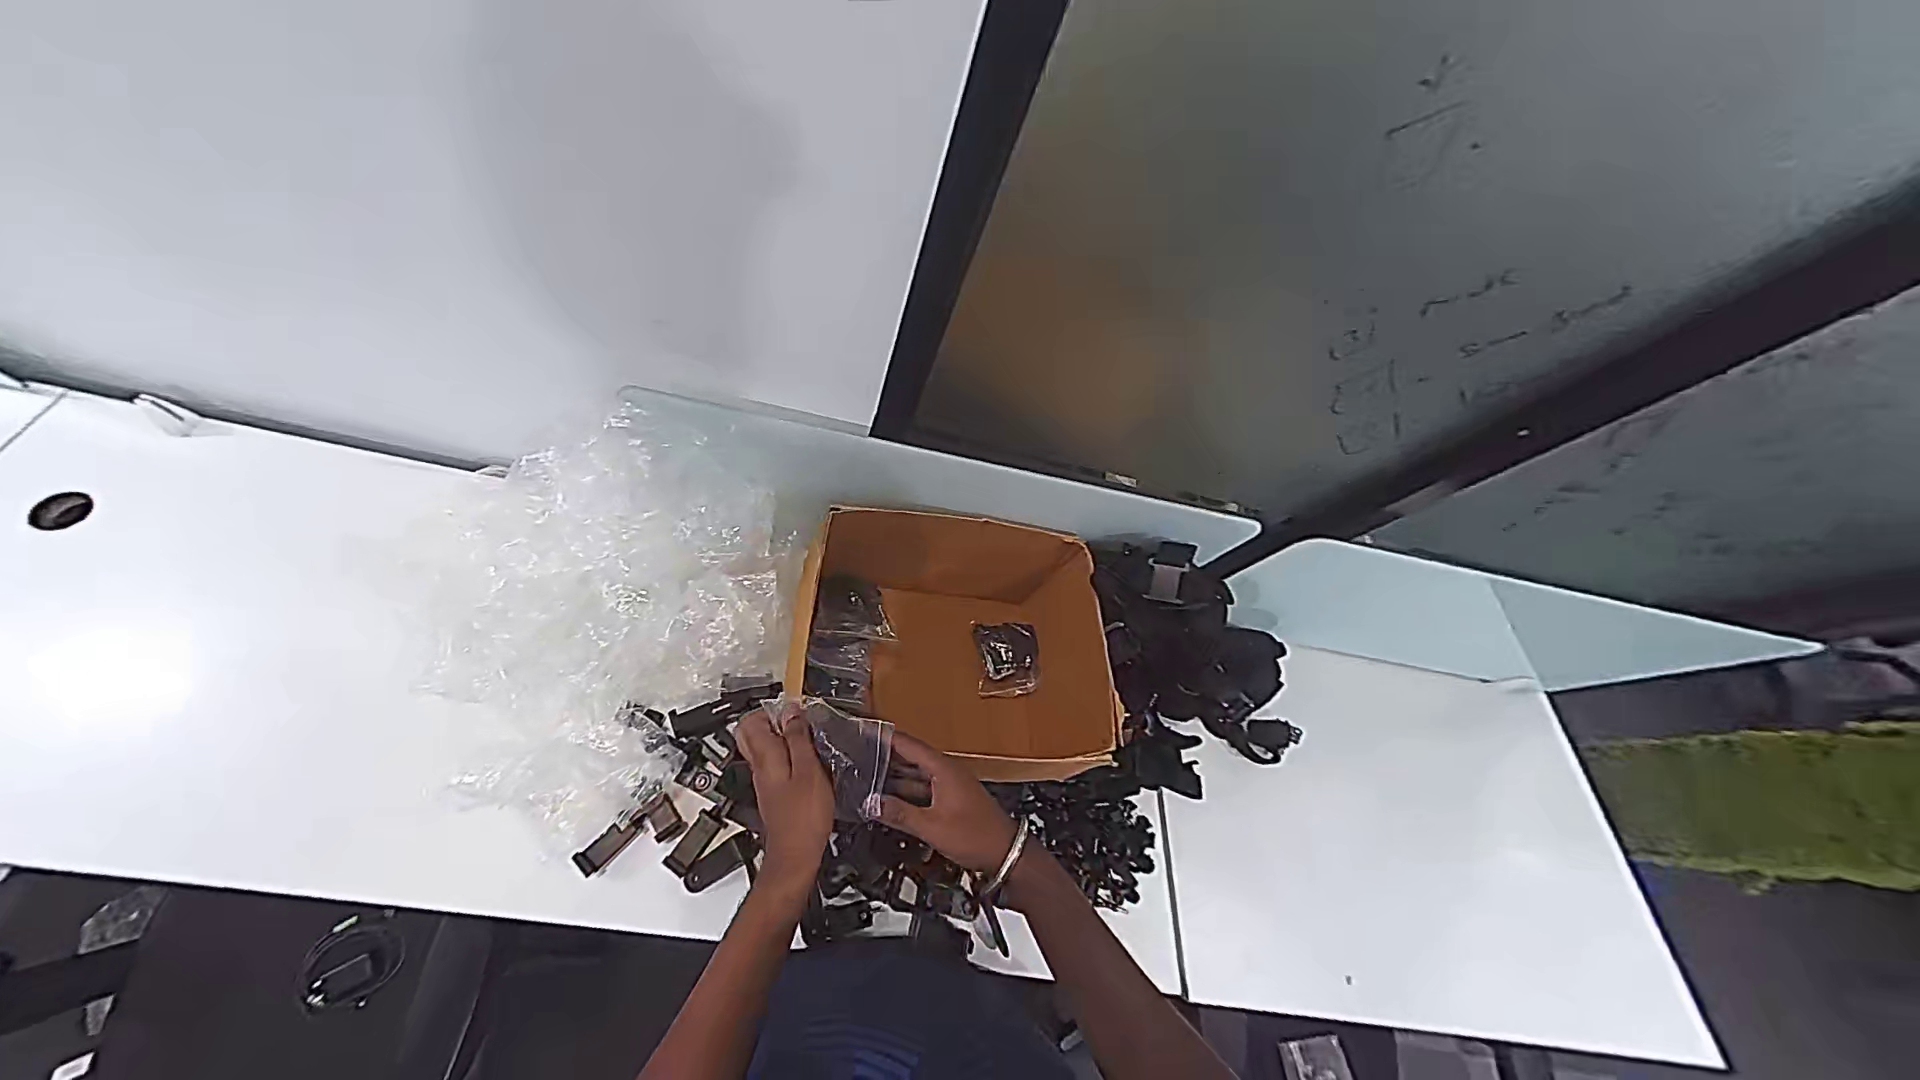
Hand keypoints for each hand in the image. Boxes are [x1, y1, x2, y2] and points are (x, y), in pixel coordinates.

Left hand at [735, 708, 833, 891]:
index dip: (773, 708)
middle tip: (799, 720)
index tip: (796, 708)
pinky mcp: (775, 792)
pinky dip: (791, 755)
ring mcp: (765, 781)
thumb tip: (792, 713)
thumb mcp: (809, 770)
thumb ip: (799, 740)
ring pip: (765, 748)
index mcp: (765, 758)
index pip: (752, 721)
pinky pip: (776, 764)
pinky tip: (810, 761)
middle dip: (774, 720)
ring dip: (784, 738)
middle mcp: (760, 768)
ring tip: (809, 738)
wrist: (797, 854)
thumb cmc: (803, 818)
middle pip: (752, 734)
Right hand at [876, 731, 1018, 873]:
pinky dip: (906, 790)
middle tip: (860, 753)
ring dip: (894, 775)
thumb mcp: (933, 827)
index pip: (909, 745)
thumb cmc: (978, 836)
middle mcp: (946, 771)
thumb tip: (873, 804)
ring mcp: (949, 784)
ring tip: (869, 775)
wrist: (1005, 852)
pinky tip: (891, 798)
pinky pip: (923, 787)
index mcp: (943, 769)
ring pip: (916, 774)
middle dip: (886, 755)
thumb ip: (901, 814)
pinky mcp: (950, 798)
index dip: (887, 737)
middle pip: (911, 757)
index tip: (868, 730)